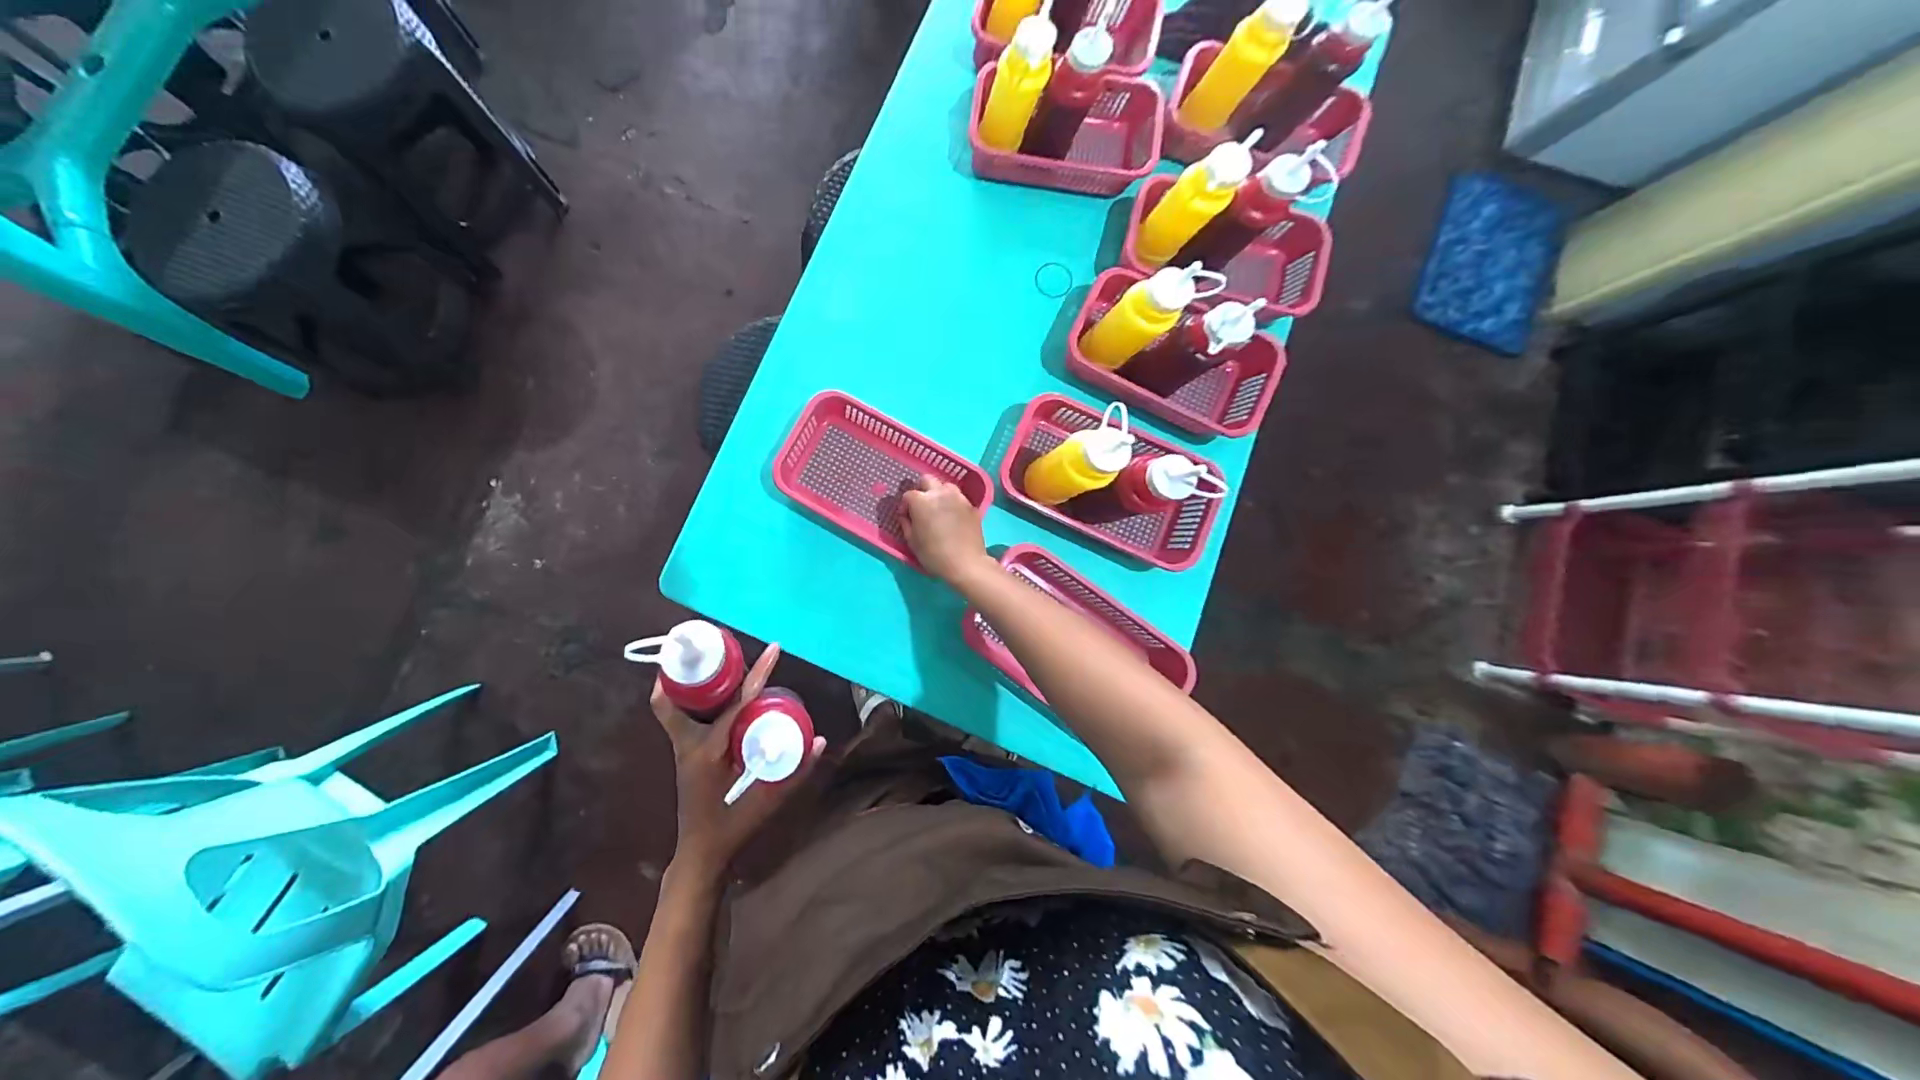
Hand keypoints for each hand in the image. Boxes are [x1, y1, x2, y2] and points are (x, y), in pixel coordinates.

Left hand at [649, 643, 825, 877]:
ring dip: (688, 681)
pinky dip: (685, 696)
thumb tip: (819, 740)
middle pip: (680, 696)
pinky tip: (710, 689)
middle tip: (724, 648)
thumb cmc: (733, 827)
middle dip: (699, 669)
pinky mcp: (682, 751)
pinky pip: (675, 715)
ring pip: (672, 704)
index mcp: (708, 752)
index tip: (773, 650)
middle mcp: (688, 744)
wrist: (701, 852)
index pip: (735, 703)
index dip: (757, 674)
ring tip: (715, 661)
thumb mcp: (768, 800)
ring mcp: (680, 748)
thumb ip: (796, 772)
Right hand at [901, 475, 994, 588]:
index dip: (905, 505)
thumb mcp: (912, 541)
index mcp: (922, 501)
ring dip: (939, 493)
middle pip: (927, 480)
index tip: (906, 516)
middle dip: (922, 490)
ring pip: (946, 486)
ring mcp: (958, 497)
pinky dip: (953, 503)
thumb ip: (906, 523)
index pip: (908, 495)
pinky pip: (959, 498)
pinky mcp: (971, 505)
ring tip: (939, 509)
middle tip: (922, 506)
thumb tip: (906, 515)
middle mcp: (940, 493)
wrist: (966, 563)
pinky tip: (953, 517)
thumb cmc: (934, 554)